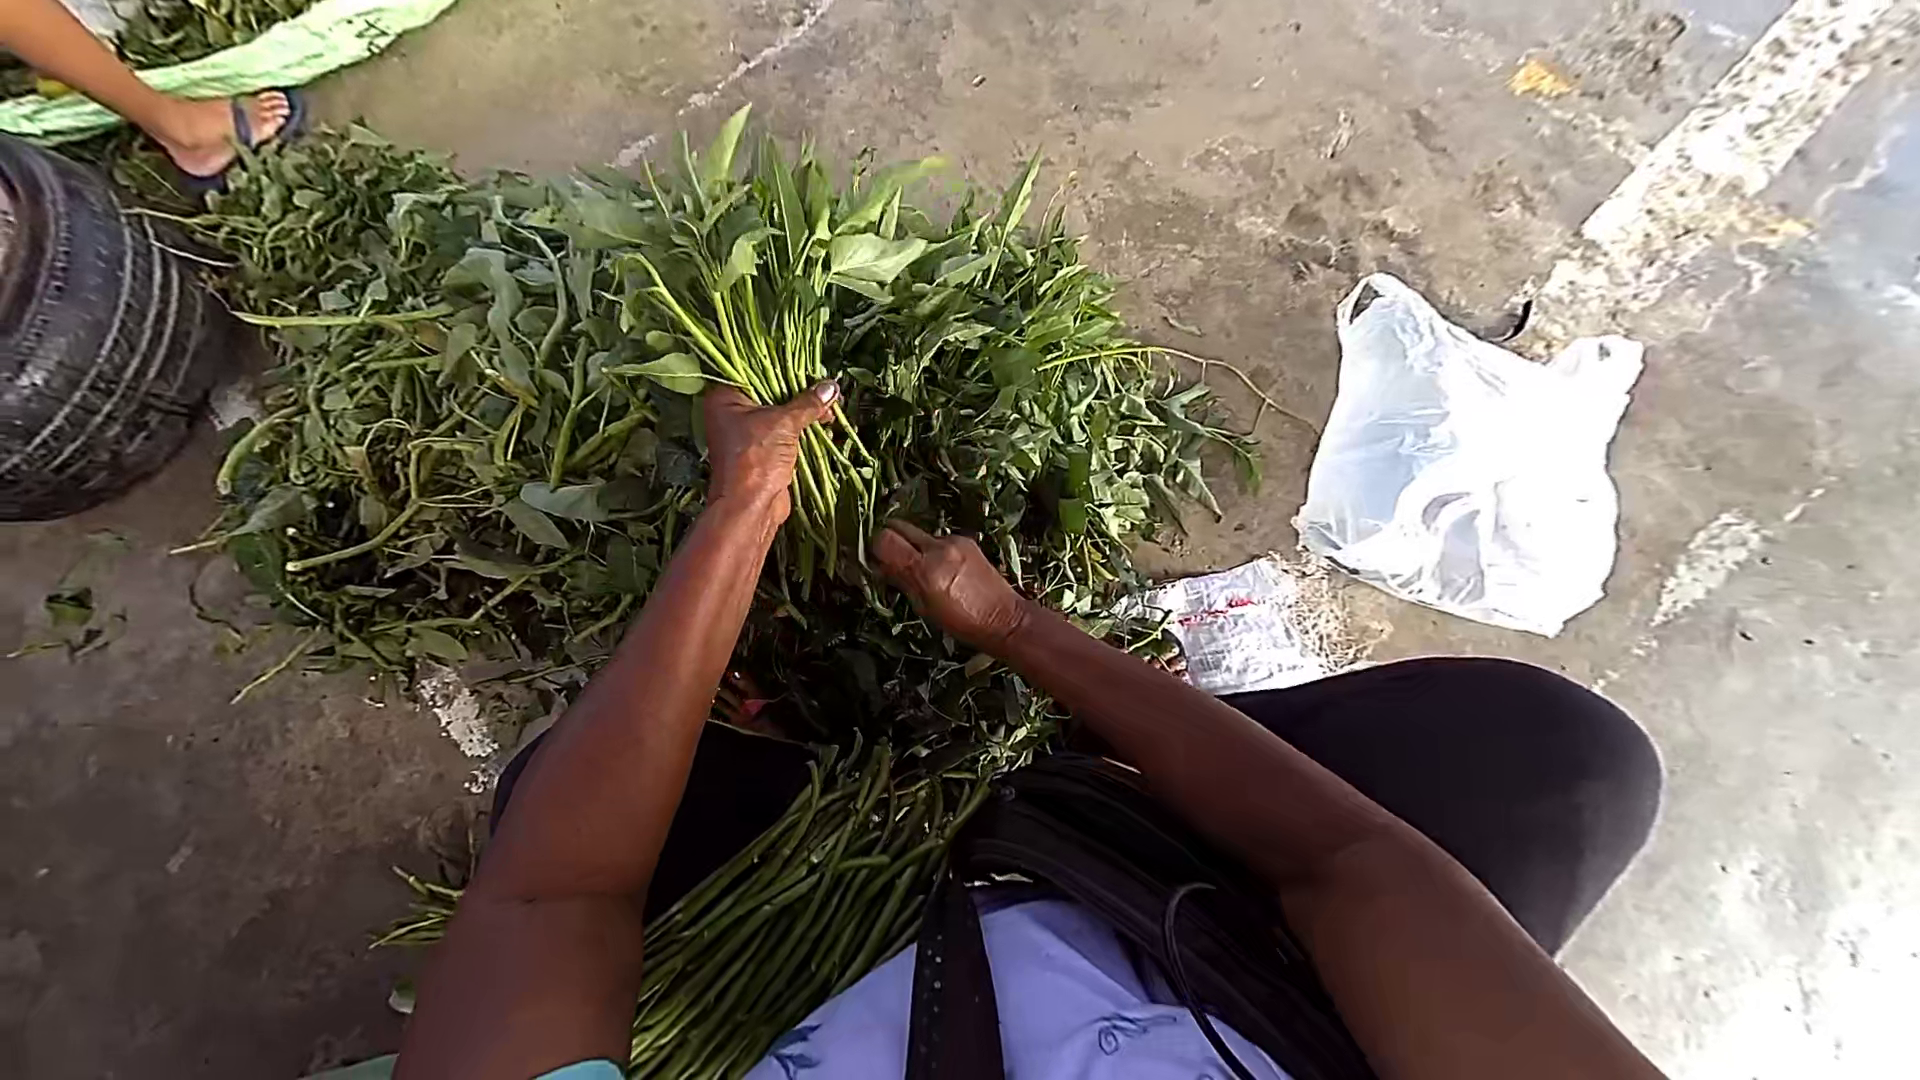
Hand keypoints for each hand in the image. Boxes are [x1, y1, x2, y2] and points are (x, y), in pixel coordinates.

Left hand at [703, 381, 838, 521]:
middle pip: (770, 393)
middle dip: (800, 392)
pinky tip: (824, 423)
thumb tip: (831, 387)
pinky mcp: (762, 450)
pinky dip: (802, 429)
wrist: (751, 505)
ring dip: (804, 412)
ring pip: (780, 414)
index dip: (784, 367)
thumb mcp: (784, 424)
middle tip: (826, 389)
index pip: (755, 371)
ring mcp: (746, 433)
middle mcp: (732, 413)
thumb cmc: (756, 458)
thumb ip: (807, 403)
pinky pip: (784, 432)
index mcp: (725, 398)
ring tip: (831, 406)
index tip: (810, 366)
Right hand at [873, 520, 1031, 652]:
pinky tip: (943, 569)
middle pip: (898, 526)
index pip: (884, 539)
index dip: (875, 548)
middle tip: (890, 558)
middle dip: (890, 539)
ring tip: (922, 570)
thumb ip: (900, 581)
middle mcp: (938, 548)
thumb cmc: (961, 623)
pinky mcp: (966, 540)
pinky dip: (933, 550)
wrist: (1004, 618)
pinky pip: (938, 540)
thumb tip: (878, 566)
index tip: (875, 560)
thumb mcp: (923, 608)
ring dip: (913, 547)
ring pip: (919, 534)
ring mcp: (954, 541)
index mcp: (925, 570)